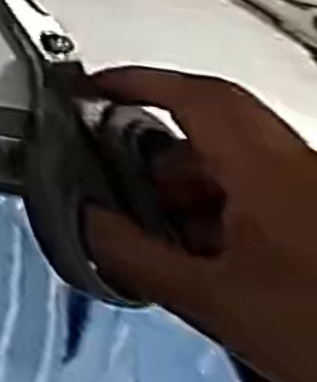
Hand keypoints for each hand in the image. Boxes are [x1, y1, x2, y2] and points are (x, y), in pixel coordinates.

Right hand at [83, 67, 316, 381]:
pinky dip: (243, 220)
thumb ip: (129, 251)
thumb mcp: (212, 299)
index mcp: (277, 175)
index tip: (95, 86)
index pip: (199, 96)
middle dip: (162, 158)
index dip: (138, 82)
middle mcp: (314, 178)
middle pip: (221, 139)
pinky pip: (286, 206)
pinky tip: (232, 267)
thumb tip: (87, 222)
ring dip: (203, 194)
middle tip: (127, 184)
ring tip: (181, 240)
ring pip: (256, 175)